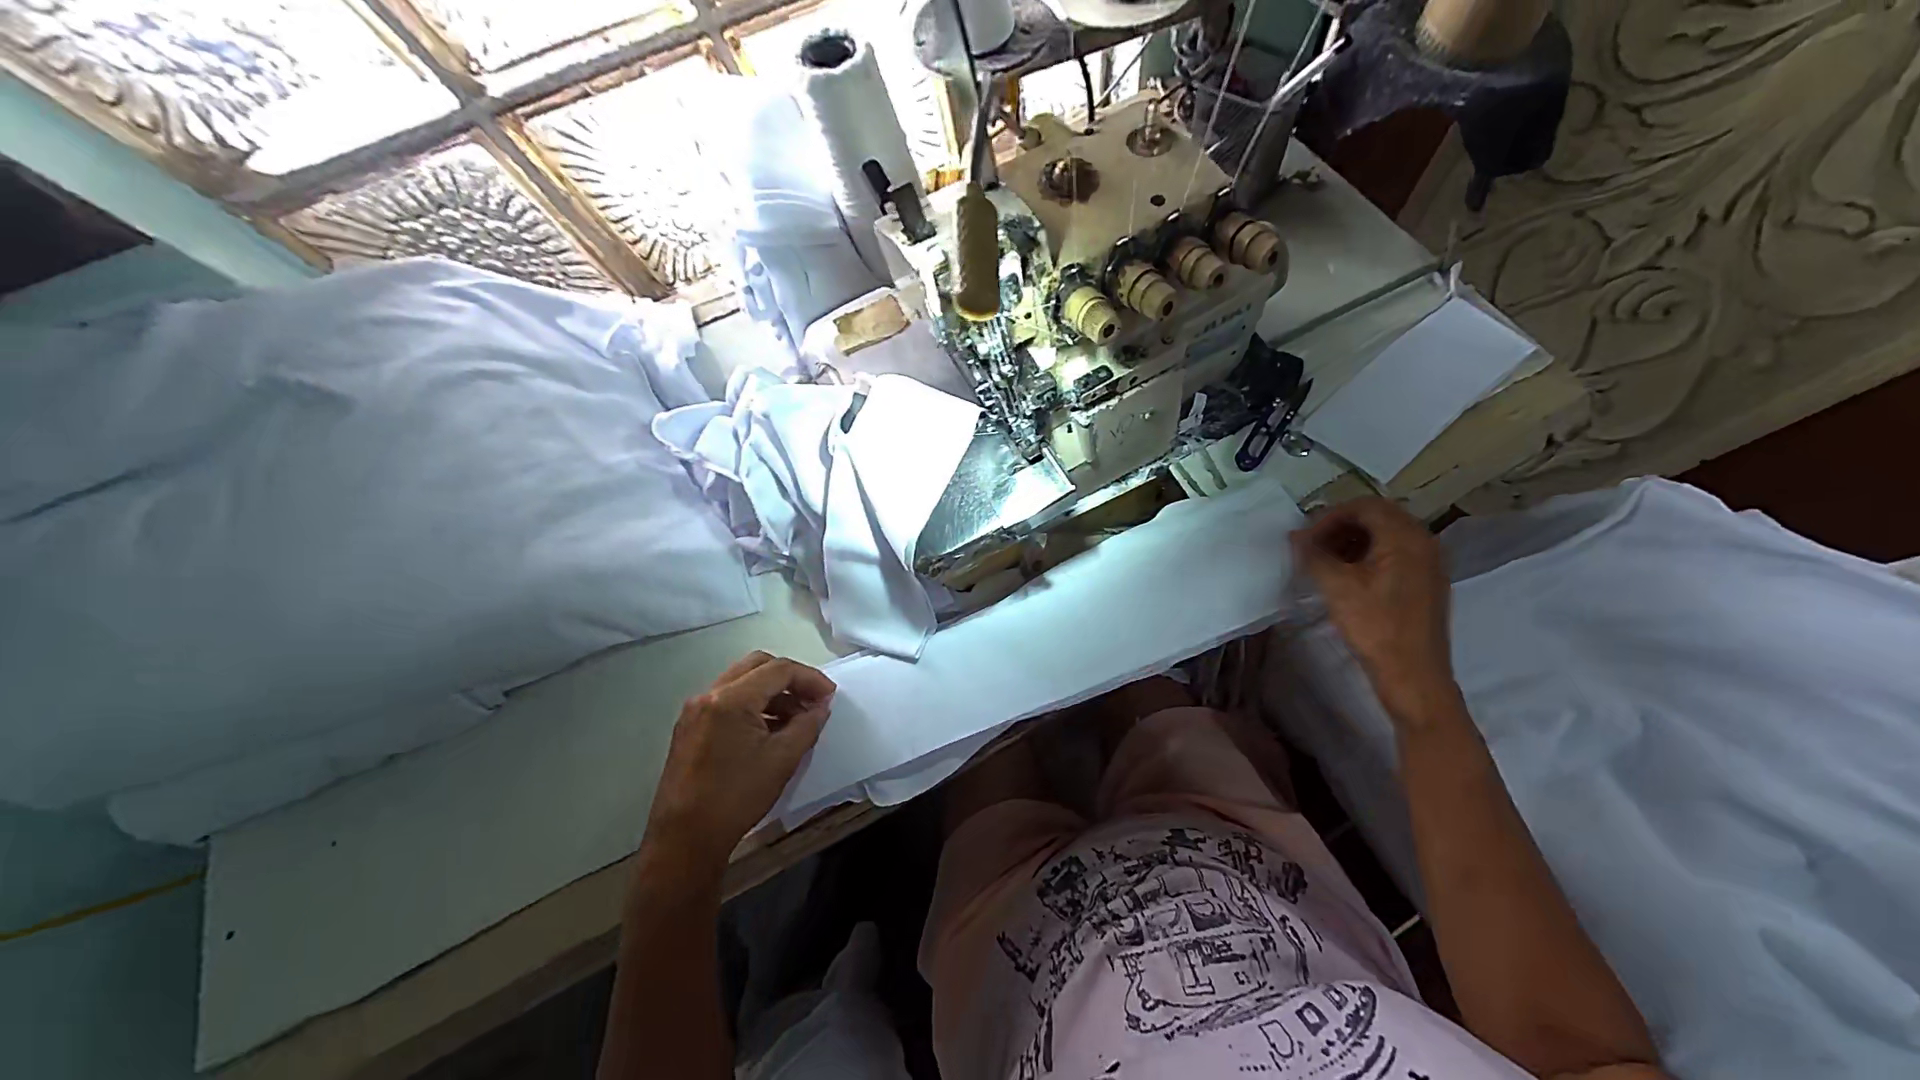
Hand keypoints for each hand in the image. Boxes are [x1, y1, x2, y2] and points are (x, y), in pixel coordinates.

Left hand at [644, 652, 836, 863]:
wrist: (685, 838)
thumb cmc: (737, 796)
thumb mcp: (783, 759)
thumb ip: (807, 724)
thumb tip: (820, 706)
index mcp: (730, 699)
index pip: (778, 670)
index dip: (810, 679)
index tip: (830, 696)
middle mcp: (708, 695)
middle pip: (757, 666)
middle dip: (790, 678)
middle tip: (813, 700)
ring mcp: (695, 710)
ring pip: (741, 681)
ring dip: (771, 692)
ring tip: (796, 718)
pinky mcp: (689, 727)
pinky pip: (727, 700)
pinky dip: (752, 705)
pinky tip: (769, 730)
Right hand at [1290, 498, 1458, 725]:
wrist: (1413, 674)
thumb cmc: (1374, 626)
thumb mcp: (1336, 586)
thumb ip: (1313, 554)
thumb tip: (1295, 536)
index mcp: (1406, 537)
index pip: (1364, 506)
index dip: (1328, 517)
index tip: (1304, 539)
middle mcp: (1424, 542)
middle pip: (1377, 517)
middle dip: (1339, 527)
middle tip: (1311, 548)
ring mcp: (1429, 563)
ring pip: (1385, 536)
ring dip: (1351, 541)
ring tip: (1324, 563)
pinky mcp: (1425, 582)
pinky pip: (1394, 554)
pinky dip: (1367, 556)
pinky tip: (1346, 578)